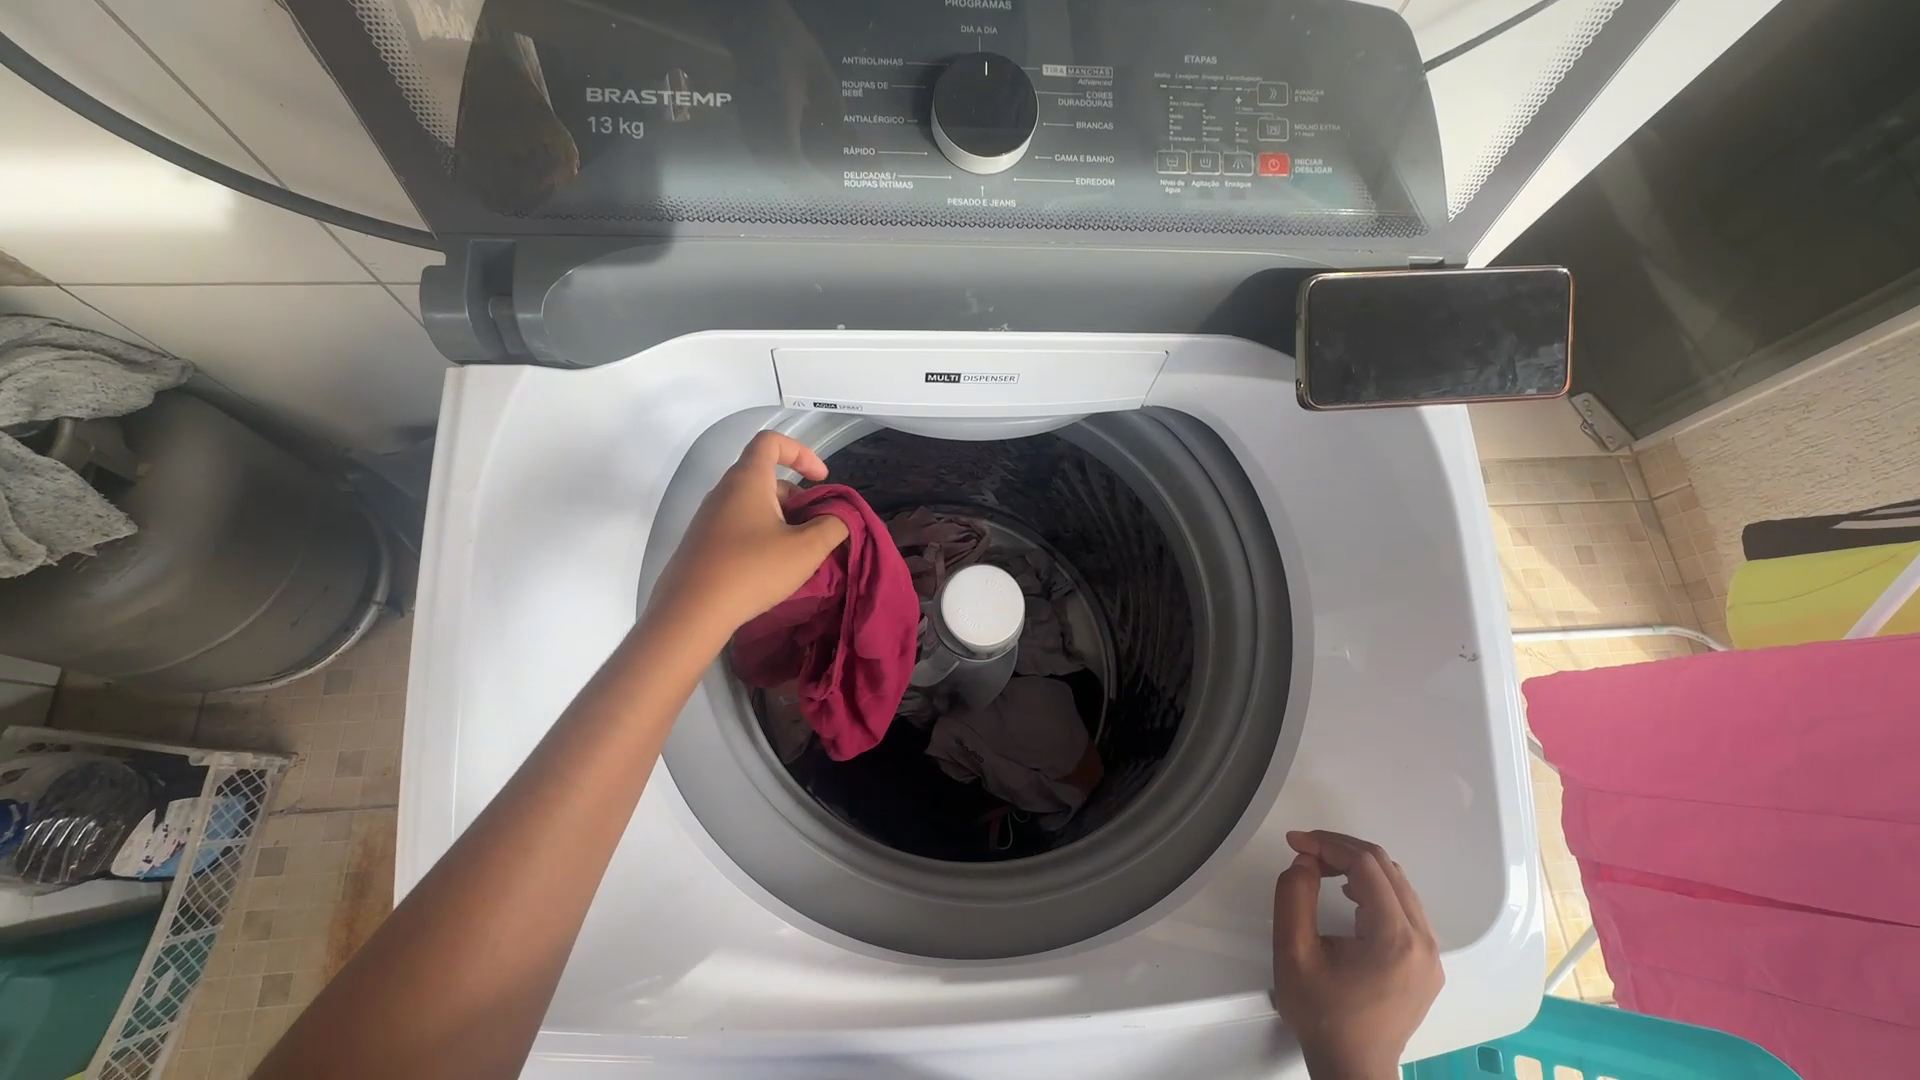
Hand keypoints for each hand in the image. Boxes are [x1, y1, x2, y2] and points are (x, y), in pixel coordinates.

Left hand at [646, 432, 850, 641]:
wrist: (692, 611)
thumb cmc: (752, 570)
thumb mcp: (806, 549)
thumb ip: (833, 525)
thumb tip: (841, 516)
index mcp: (747, 480)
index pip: (771, 441)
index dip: (801, 452)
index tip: (820, 480)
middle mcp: (724, 491)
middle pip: (764, 475)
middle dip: (796, 496)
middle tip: (814, 527)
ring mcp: (708, 517)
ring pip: (752, 503)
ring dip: (780, 519)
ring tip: (796, 552)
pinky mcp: (702, 543)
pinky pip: (737, 525)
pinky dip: (761, 534)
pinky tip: (770, 568)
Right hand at [1272, 831, 1443, 1079]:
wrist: (1352, 1067)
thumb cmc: (1322, 1014)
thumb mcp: (1293, 951)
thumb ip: (1294, 896)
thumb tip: (1306, 861)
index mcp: (1394, 938)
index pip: (1366, 865)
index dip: (1328, 844)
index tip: (1295, 842)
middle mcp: (1423, 941)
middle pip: (1387, 868)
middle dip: (1342, 850)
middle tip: (1305, 849)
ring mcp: (1431, 954)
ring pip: (1399, 885)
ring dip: (1359, 866)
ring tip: (1321, 867)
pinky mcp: (1427, 964)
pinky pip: (1405, 907)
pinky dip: (1375, 888)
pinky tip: (1349, 894)